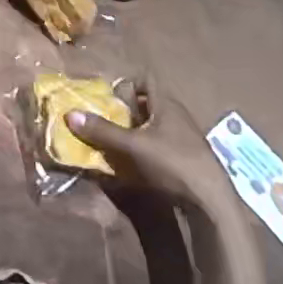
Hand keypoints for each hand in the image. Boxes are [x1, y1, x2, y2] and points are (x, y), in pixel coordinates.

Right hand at [66, 85, 238, 222]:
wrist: (212, 204)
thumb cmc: (172, 163)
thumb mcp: (132, 146)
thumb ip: (102, 131)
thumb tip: (70, 114)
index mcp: (167, 104)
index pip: (146, 79)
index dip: (126, 84)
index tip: (109, 99)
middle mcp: (177, 116)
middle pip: (147, 103)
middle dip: (125, 111)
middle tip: (106, 121)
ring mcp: (184, 139)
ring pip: (153, 126)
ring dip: (133, 132)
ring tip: (115, 144)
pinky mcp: (187, 159)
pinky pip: (160, 145)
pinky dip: (144, 149)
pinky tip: (133, 165)